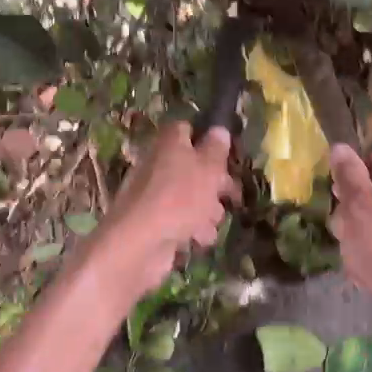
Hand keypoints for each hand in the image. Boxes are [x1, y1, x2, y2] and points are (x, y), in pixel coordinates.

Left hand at [97, 122, 238, 292]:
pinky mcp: (152, 221)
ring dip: (206, 208)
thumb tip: (219, 129)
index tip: (227, 155)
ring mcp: (153, 194)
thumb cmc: (179, 197)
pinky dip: (191, 227)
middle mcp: (158, 163)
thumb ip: (216, 148)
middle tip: (232, 194)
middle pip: (191, 165)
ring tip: (215, 220)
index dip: (208, 139)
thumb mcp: (208, 168)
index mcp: (169, 142)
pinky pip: (178, 218)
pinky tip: (201, 239)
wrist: (139, 243)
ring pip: (187, 194)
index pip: (188, 129)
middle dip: (214, 181)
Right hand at [327, 144, 371, 301]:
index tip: (337, 195)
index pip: (370, 160)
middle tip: (342, 230)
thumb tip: (341, 146)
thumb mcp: (358, 204)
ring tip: (354, 255)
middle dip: (351, 211)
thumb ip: (349, 173)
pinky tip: (368, 270)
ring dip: (359, 235)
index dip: (349, 175)